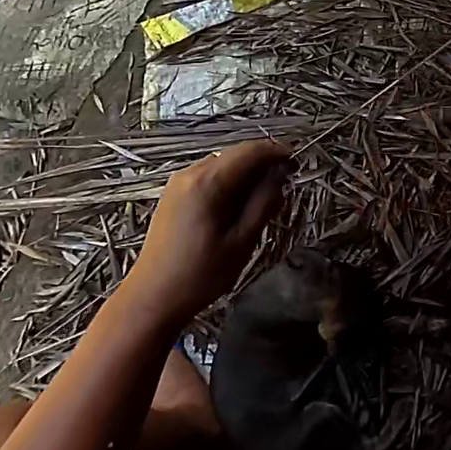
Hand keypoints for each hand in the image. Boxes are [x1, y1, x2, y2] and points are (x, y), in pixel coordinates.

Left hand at [119, 140, 290, 321]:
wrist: (153, 297)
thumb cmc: (201, 275)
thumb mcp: (242, 241)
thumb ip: (264, 203)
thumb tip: (280, 175)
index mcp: (207, 182)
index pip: (250, 151)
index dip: (277, 152)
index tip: (297, 163)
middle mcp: (190, 174)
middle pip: (234, 154)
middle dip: (263, 163)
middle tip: (286, 183)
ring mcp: (178, 183)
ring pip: (222, 165)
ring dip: (246, 174)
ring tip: (265, 198)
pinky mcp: (173, 195)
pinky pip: (208, 177)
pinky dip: (229, 183)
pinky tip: (238, 205)